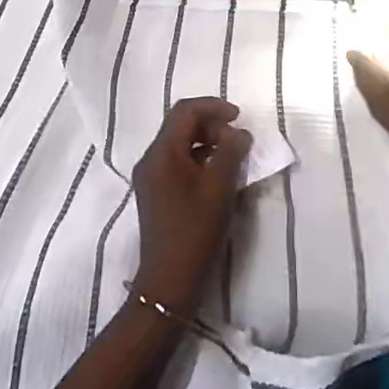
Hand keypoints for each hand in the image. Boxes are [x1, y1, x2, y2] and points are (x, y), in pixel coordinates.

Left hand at [129, 98, 250, 310]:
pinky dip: (198, 160)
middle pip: (180, 125)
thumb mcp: (219, 188)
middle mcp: (150, 159)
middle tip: (238, 141)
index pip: (185, 111)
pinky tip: (217, 176)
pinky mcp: (154, 193)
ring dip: (206, 143)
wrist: (168, 282)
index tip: (239, 116)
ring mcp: (149, 177)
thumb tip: (239, 133)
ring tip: (232, 157)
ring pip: (179, 144)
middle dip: (211, 125)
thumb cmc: (195, 231)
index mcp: (162, 152)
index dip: (213, 107)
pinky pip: (176, 163)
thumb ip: (231, 153)